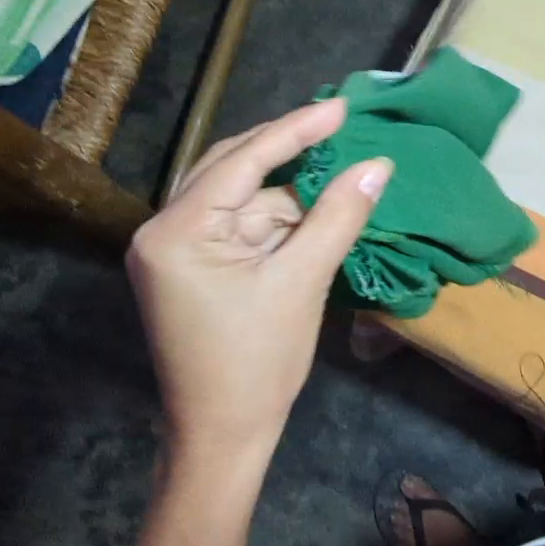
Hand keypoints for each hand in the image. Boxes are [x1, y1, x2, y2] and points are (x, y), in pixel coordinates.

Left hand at [127, 99, 391, 459]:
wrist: (223, 439)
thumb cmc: (257, 362)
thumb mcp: (303, 280)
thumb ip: (339, 215)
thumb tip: (379, 165)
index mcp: (176, 232)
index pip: (242, 161)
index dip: (296, 130)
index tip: (341, 107)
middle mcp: (165, 231)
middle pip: (232, 168)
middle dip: (288, 150)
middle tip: (339, 124)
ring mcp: (177, 250)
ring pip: (241, 196)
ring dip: (289, 189)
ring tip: (339, 168)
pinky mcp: (195, 267)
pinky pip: (242, 223)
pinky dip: (280, 217)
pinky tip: (316, 208)